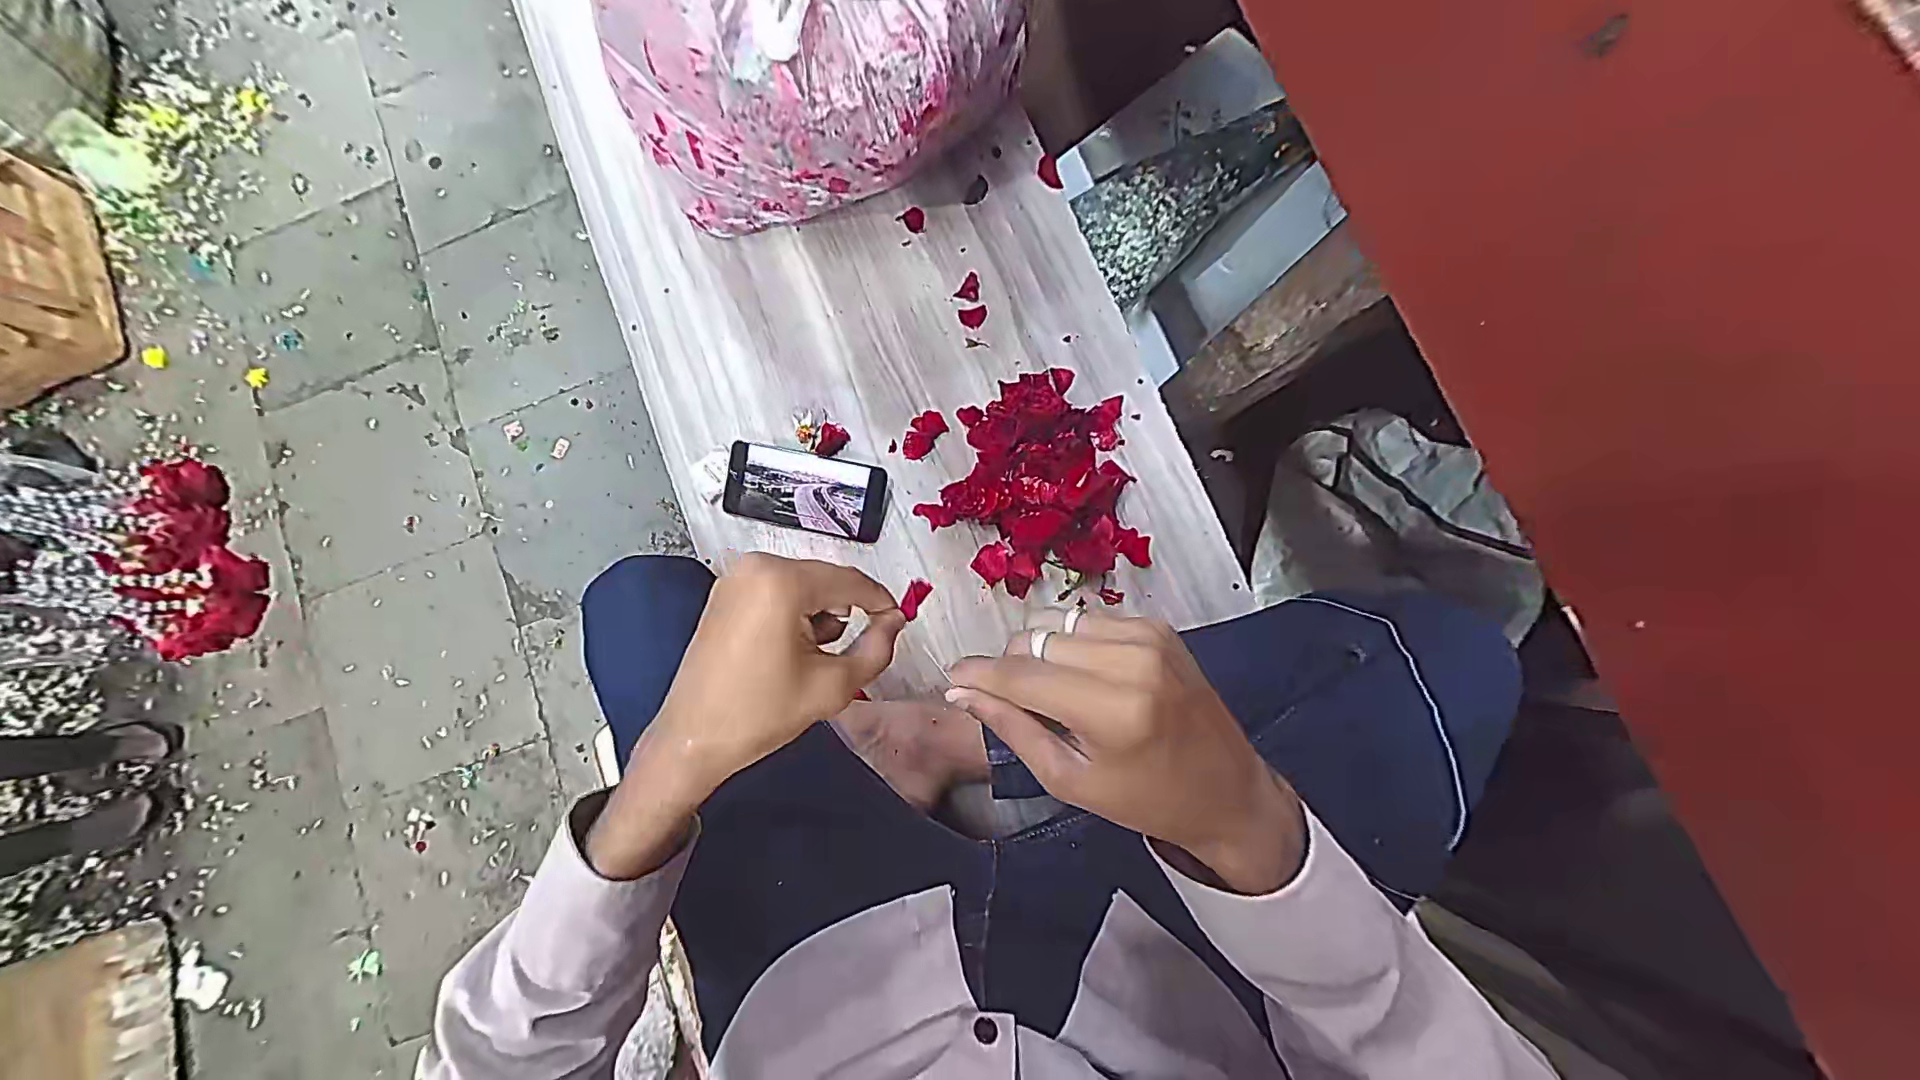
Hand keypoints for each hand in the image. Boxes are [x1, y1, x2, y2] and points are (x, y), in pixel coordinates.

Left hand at [588, 553, 905, 877]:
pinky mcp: (728, 593)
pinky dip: (799, 613)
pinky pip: (781, 591)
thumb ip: (877, 648)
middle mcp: (756, 567)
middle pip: (828, 580)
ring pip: (806, 585)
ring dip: (824, 613)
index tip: (898, 620)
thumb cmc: (756, 714)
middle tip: (865, 644)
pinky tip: (796, 649)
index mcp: (781, 582)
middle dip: (851, 610)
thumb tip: (894, 622)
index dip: (882, 601)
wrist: (692, 740)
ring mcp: (737, 577)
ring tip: (818, 657)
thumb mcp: (834, 685)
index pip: (851, 581)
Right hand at [947, 611, 1306, 893]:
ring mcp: (1148, 635)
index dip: (978, 675)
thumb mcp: (1070, 780)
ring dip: (1038, 650)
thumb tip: (962, 692)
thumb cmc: (1147, 799)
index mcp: (1113, 710)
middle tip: (1014, 699)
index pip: (1021, 677)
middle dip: (1009, 666)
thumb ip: (1012, 729)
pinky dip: (1070, 641)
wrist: (1228, 788)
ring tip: (1052, 688)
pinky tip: (1083, 673)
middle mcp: (1131, 660)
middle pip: (1033, 640)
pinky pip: (1086, 618)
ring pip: (1056, 621)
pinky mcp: (1156, 625)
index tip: (952, 678)